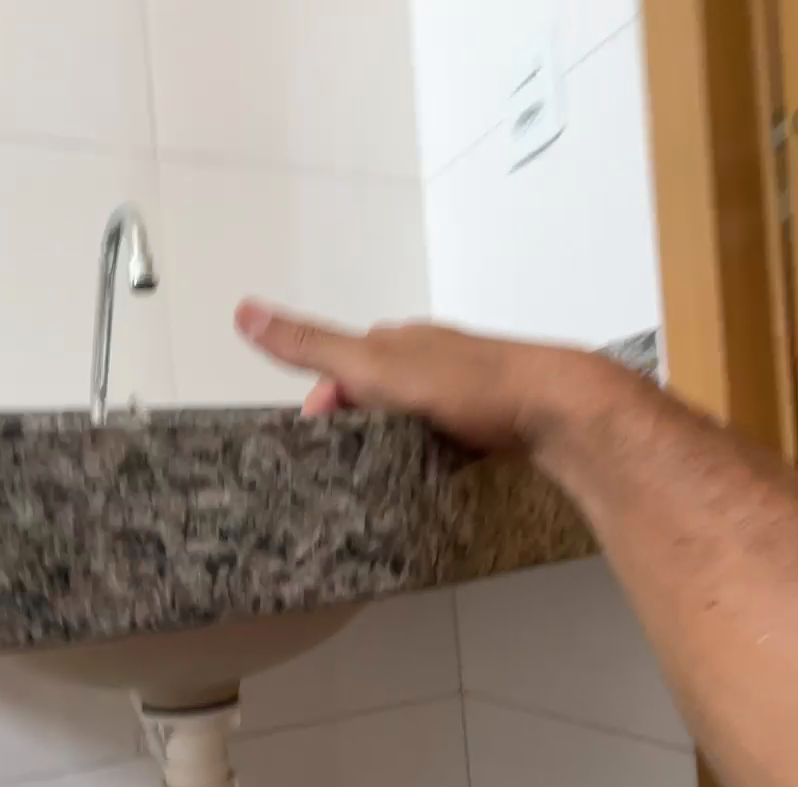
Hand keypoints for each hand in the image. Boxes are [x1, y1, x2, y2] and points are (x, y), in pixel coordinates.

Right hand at [233, 299, 607, 453]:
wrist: (551, 406)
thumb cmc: (461, 383)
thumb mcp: (371, 366)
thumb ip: (310, 345)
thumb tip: (245, 311)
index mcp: (395, 340)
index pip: (339, 364)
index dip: (322, 400)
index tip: (318, 437)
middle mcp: (426, 355)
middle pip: (372, 387)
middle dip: (354, 419)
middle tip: (353, 457)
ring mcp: (458, 383)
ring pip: (406, 407)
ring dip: (389, 432)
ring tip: (387, 464)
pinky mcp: (484, 411)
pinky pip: (440, 426)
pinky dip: (424, 443)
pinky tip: (428, 462)